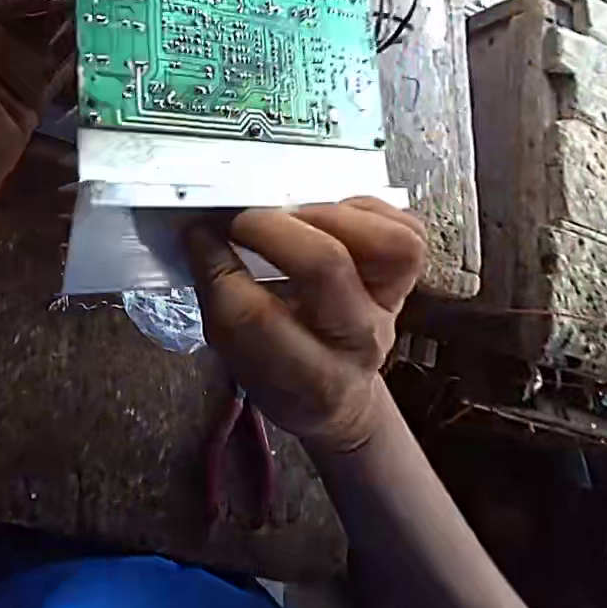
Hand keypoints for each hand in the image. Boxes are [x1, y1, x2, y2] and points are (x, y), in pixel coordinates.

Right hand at [186, 199, 427, 453]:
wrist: (335, 395)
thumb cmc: (275, 370)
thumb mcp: (234, 353)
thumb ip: (219, 294)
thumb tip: (201, 228)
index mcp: (307, 380)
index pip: (256, 315)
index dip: (218, 264)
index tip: (198, 233)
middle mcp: (359, 341)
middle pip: (325, 266)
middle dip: (270, 229)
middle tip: (239, 219)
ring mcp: (392, 306)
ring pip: (387, 244)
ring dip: (330, 216)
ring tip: (292, 216)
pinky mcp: (408, 278)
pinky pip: (406, 229)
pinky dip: (366, 212)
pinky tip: (329, 217)